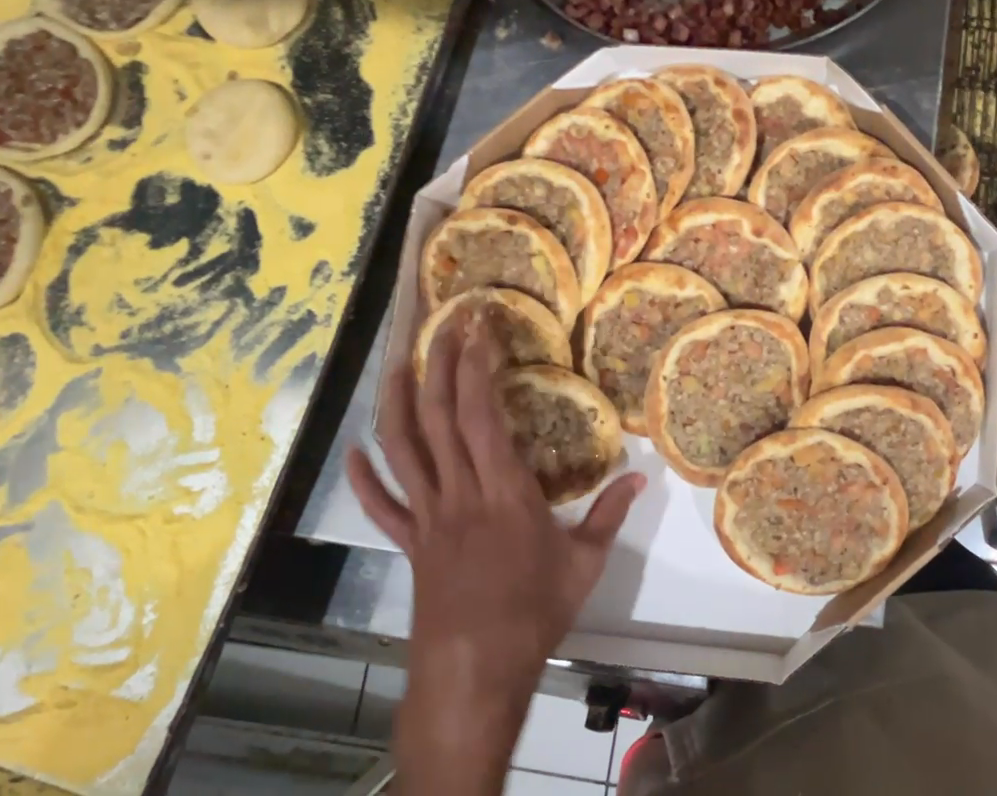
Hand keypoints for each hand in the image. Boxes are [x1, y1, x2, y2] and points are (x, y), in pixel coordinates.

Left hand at [347, 311, 644, 693]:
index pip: (483, 415)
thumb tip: (642, 476)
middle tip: (444, 326)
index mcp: (504, 490)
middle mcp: (459, 492)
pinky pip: (382, 506)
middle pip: (439, 418)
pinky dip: (364, 478)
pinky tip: (353, 451)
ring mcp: (428, 516)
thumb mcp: (585, 562)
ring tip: (396, 364)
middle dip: (439, 366)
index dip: (476, 368)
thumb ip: (609, 513)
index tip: (478, 330)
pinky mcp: (411, 542)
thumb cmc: (535, 612)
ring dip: (396, 403)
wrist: (476, 669)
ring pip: (403, 449)